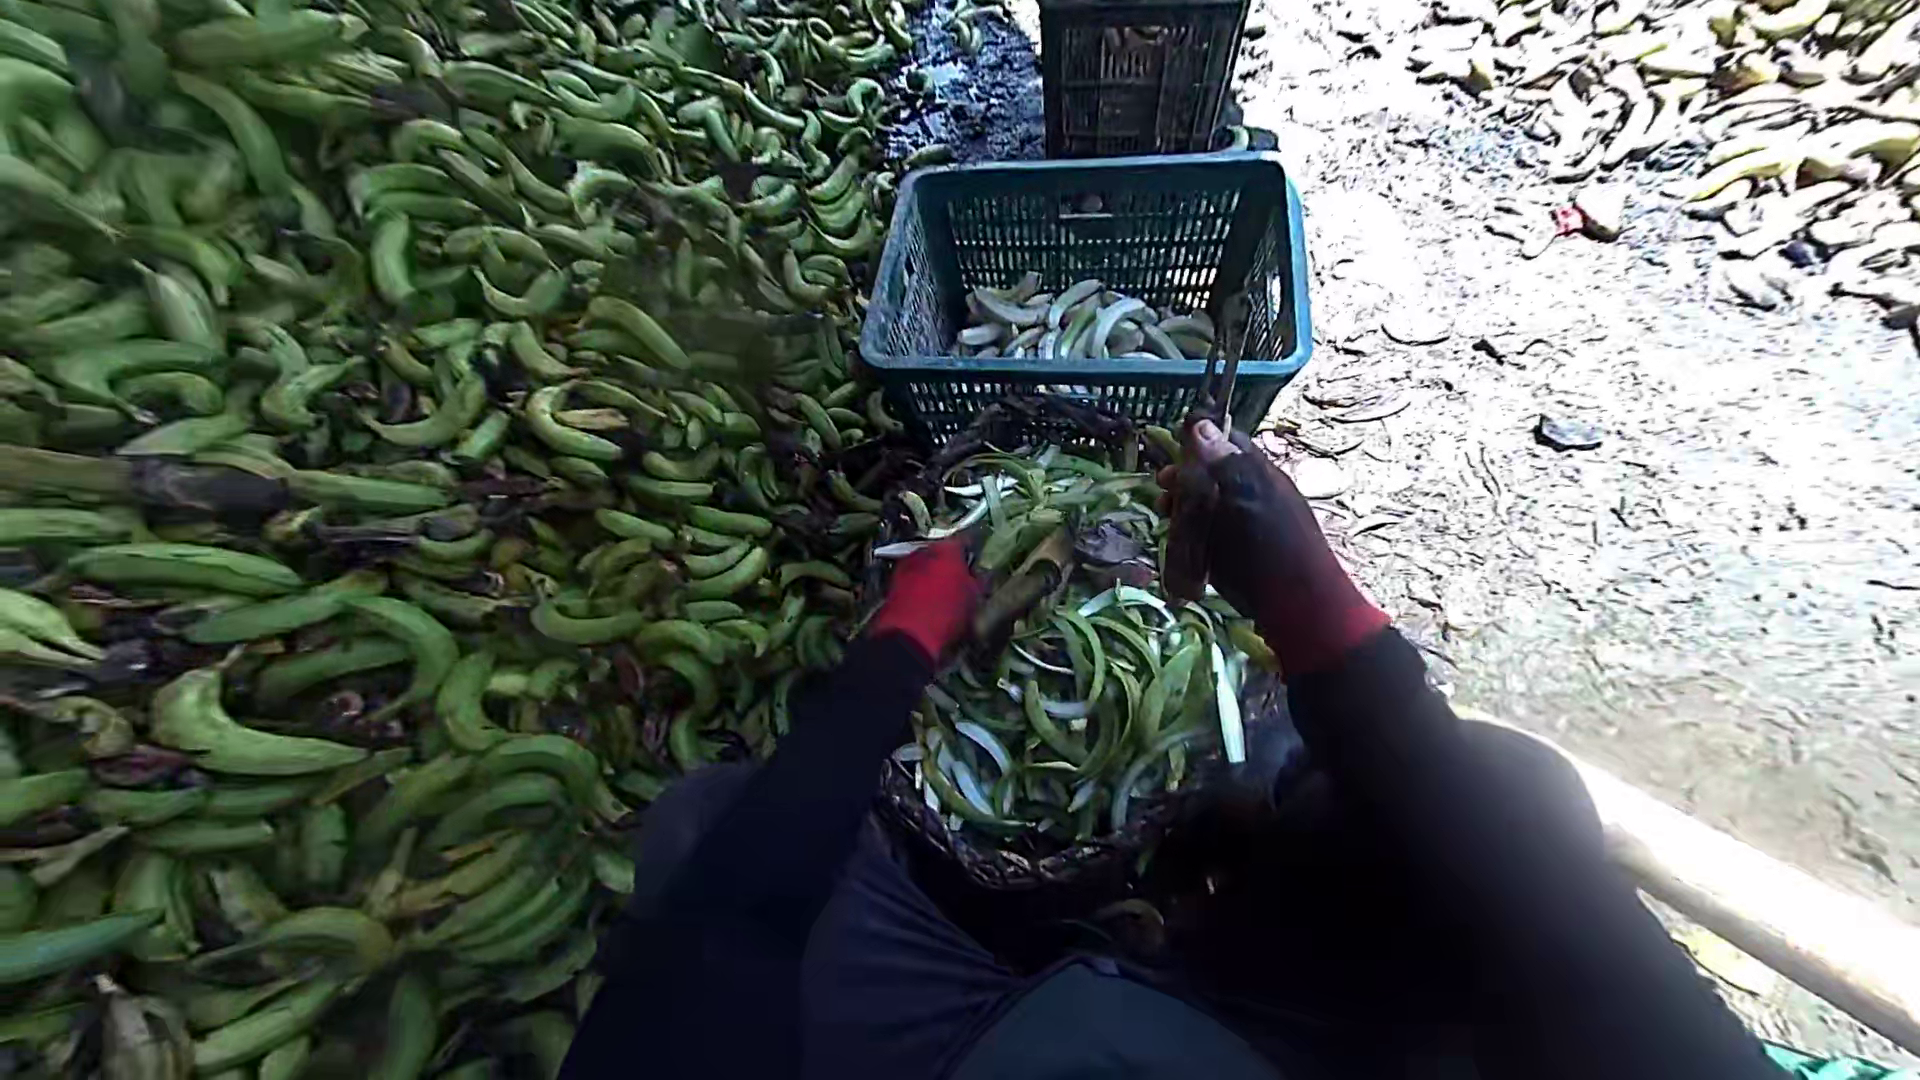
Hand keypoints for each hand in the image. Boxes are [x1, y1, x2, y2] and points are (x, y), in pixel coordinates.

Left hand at [866, 537, 980, 664]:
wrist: (907, 640)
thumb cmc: (947, 616)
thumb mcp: (974, 600)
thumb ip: (977, 582)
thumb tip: (978, 577)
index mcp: (947, 549)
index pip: (964, 541)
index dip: (972, 552)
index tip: (977, 562)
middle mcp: (922, 551)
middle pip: (940, 552)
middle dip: (949, 564)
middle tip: (961, 581)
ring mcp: (903, 567)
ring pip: (924, 566)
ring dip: (931, 575)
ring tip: (943, 596)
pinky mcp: (890, 585)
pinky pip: (911, 581)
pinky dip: (918, 589)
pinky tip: (926, 606)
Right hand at [1158, 420, 1387, 674]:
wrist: (1295, 604)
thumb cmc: (1272, 545)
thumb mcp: (1247, 497)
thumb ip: (1223, 463)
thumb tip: (1200, 424)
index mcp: (1259, 474)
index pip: (1227, 443)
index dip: (1199, 441)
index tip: (1173, 449)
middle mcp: (1249, 494)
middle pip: (1208, 473)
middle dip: (1182, 476)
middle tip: (1162, 486)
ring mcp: (1238, 524)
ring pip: (1201, 502)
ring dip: (1180, 503)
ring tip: (1163, 512)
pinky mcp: (1227, 550)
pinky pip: (1201, 530)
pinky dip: (1185, 528)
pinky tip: (1175, 536)